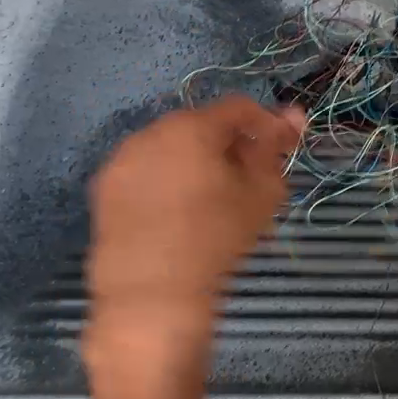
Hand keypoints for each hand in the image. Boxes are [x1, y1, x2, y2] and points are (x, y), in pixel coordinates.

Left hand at [84, 97, 304, 373]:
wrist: (153, 291)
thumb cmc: (218, 234)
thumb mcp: (262, 189)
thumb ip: (275, 147)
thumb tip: (294, 114)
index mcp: (191, 127)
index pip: (239, 107)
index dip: (267, 124)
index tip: (282, 150)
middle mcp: (149, 133)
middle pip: (202, 124)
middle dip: (231, 142)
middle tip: (251, 174)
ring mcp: (120, 162)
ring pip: (173, 147)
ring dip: (199, 159)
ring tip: (217, 193)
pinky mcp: (104, 190)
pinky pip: (149, 169)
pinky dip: (171, 177)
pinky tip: (184, 209)